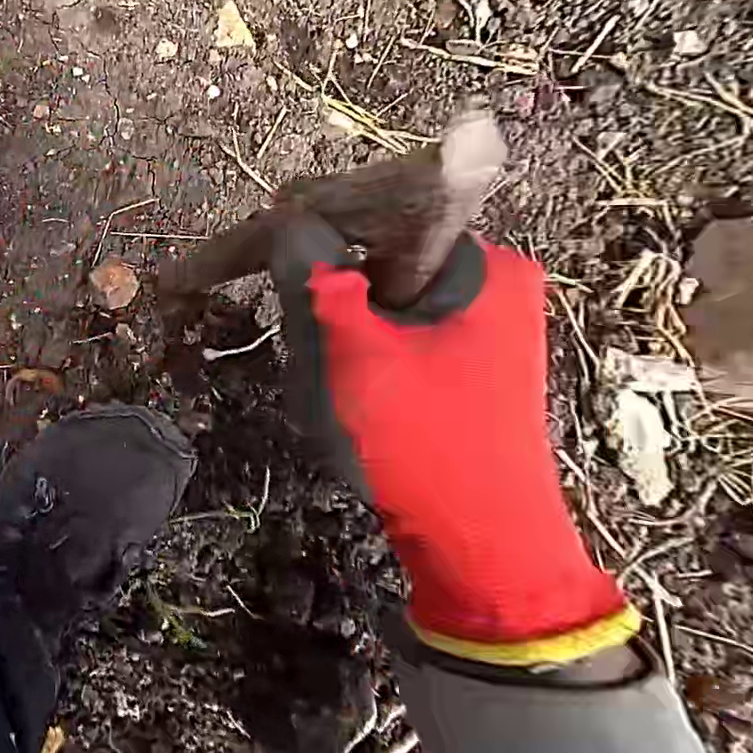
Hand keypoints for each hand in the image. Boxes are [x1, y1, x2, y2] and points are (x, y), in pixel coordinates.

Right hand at [269, 215, 634, 666]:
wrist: (483, 545)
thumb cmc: (423, 442)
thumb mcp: (355, 354)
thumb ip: (315, 278)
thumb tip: (283, 220)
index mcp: (481, 265)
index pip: (381, 207)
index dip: (314, 217)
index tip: (262, 233)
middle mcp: (490, 278)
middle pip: (380, 246)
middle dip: (324, 272)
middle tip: (282, 303)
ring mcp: (480, 315)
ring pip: (381, 284)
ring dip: (336, 307)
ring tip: (313, 349)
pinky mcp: (465, 348)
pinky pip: (395, 315)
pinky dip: (356, 328)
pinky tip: (337, 364)